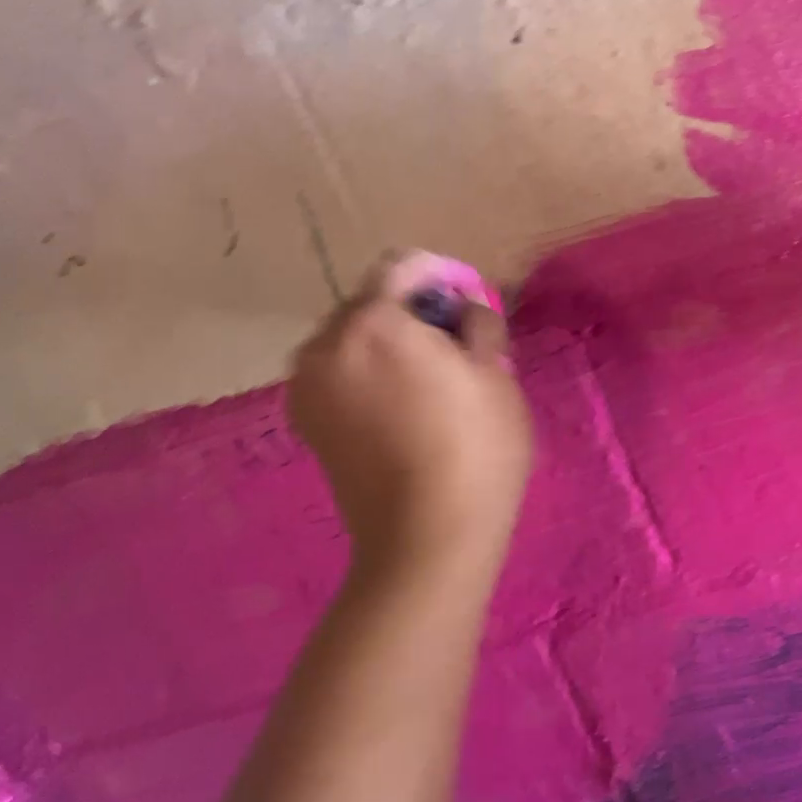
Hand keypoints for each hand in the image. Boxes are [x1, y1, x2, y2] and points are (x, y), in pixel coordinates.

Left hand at [287, 253, 533, 570]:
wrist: (427, 535)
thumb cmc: (476, 449)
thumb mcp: (497, 377)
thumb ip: (479, 324)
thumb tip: (463, 306)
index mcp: (376, 322)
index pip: (402, 266)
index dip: (441, 275)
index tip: (470, 304)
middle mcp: (326, 342)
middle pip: (371, 303)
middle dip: (411, 313)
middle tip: (455, 351)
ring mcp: (306, 384)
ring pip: (351, 340)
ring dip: (387, 346)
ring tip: (428, 386)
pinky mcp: (305, 419)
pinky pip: (338, 374)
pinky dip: (366, 376)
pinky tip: (401, 412)